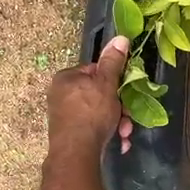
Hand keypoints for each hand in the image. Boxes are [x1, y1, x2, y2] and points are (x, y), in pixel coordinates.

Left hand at [47, 35, 133, 156]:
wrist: (76, 152)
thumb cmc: (91, 112)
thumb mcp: (107, 83)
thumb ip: (113, 62)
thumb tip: (120, 37)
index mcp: (66, 78)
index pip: (95, 71)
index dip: (113, 82)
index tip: (125, 92)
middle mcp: (61, 95)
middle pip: (99, 94)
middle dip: (119, 108)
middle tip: (128, 117)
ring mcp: (64, 116)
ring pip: (99, 113)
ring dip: (117, 122)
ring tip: (125, 134)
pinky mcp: (69, 134)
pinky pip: (93, 127)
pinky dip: (107, 133)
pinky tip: (119, 143)